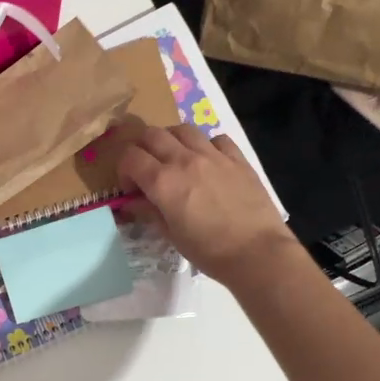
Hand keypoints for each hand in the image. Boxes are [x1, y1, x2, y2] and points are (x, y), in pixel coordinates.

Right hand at [117, 123, 298, 289]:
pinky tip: (206, 162)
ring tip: (173, 160)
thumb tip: (133, 202)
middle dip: (141, 149)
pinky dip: (205, 145)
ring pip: (182, 129)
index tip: (131, 188)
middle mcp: (185, 160)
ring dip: (170, 140)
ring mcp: (213, 155)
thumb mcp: (169, 234)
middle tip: (146, 169)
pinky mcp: (237, 158)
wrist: (256, 251)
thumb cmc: (207, 249)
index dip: (124, 170)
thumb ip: (148, 211)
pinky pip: (216, 138)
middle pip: (152, 134)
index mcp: (163, 181)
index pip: (130, 157)